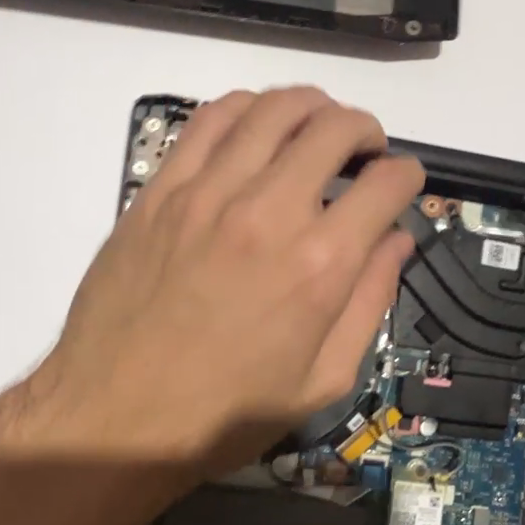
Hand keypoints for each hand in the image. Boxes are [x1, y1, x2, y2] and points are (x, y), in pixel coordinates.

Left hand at [5, 87, 422, 483]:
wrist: (116, 418)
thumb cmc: (225, 414)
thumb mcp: (320, 381)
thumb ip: (369, 304)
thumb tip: (397, 242)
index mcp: (319, 264)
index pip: (385, 184)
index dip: (407, 175)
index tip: (403, 182)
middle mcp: (268, 211)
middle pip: (333, 128)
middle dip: (365, 130)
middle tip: (365, 150)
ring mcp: (206, 193)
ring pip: (271, 109)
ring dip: (309, 107)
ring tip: (315, 127)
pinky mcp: (159, 191)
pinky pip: (208, 121)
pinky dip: (245, 109)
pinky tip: (254, 128)